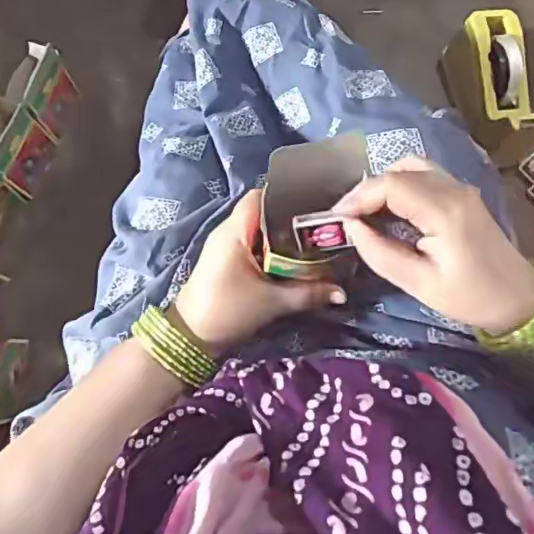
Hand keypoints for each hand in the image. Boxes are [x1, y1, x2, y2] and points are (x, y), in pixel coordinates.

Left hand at [172, 189, 345, 352]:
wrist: (191, 337)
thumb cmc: (228, 311)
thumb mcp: (272, 303)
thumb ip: (308, 293)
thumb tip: (342, 292)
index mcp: (234, 231)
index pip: (260, 196)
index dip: (286, 196)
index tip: (313, 204)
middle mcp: (227, 231)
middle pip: (262, 212)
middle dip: (289, 218)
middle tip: (320, 226)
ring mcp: (224, 246)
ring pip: (258, 229)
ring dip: (280, 235)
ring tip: (312, 241)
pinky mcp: (225, 260)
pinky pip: (251, 244)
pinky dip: (270, 248)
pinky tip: (291, 259)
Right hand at [331, 157, 533, 334]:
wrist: (519, 300)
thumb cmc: (470, 297)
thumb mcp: (419, 284)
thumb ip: (380, 253)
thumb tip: (351, 227)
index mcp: (445, 212)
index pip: (391, 185)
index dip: (359, 196)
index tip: (339, 218)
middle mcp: (454, 190)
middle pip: (398, 171)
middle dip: (367, 191)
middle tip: (348, 218)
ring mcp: (461, 188)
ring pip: (411, 167)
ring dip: (384, 184)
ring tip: (367, 212)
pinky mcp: (463, 194)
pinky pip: (424, 175)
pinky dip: (401, 184)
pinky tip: (390, 208)